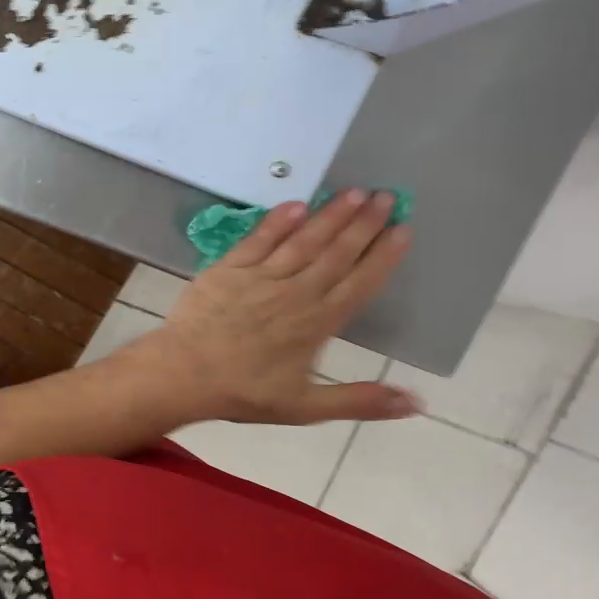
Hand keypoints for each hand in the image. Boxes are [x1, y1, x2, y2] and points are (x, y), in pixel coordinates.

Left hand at [111, 190, 420, 426]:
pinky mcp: (227, 269)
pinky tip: (296, 205)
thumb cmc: (242, 392)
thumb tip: (417, 403)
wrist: (182, 374)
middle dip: (364, 224)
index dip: (384, 256)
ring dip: (329, 216)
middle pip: (336, 253)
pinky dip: (277, 222)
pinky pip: (257, 240)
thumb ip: (360, 401)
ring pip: (302, 241)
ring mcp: (259, 278)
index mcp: (317, 323)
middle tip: (386, 196)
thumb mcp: (304, 406)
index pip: (360, 283)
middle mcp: (295, 293)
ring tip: (353, 192)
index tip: (404, 230)